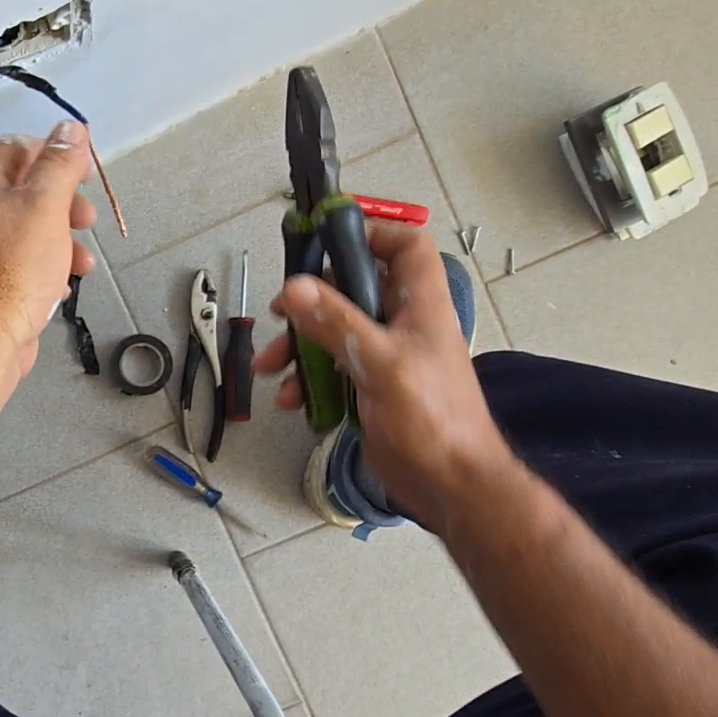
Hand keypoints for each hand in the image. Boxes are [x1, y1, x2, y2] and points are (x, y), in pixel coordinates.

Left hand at [0, 120, 97, 385]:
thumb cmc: (13, 271)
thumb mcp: (45, 205)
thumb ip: (58, 164)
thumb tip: (69, 129)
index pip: (14, 147)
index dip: (50, 152)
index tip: (81, 169)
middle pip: (24, 190)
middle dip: (63, 202)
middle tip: (86, 217)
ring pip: (28, 231)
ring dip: (62, 240)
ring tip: (83, 261)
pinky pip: (22, 264)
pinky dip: (46, 269)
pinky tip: (62, 285)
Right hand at [252, 222, 514, 523]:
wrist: (447, 483)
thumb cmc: (433, 422)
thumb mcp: (380, 363)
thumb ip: (336, 322)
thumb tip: (296, 288)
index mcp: (420, 306)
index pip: (405, 247)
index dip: (371, 234)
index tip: (327, 239)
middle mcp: (402, 325)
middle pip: (352, 289)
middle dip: (311, 301)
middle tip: (282, 311)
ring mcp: (383, 356)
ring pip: (332, 330)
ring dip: (297, 345)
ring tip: (270, 365)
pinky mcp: (368, 386)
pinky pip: (328, 368)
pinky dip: (305, 379)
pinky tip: (291, 397)